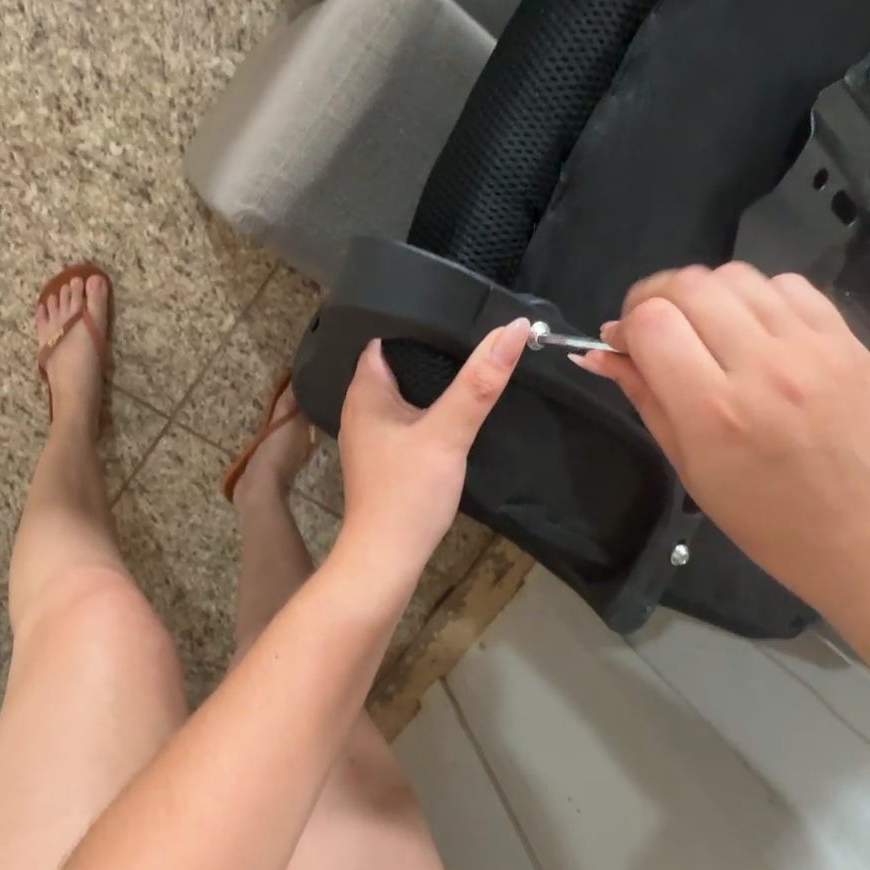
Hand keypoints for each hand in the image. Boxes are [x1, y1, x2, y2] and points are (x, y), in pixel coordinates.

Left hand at [337, 320, 529, 568]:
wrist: (386, 556)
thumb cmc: (408, 491)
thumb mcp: (448, 432)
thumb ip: (479, 383)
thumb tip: (511, 330)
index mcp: (364, 391)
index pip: (384, 340)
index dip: (416, 325)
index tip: (454, 313)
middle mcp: (359, 408)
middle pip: (394, 366)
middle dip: (427, 352)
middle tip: (471, 336)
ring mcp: (368, 435)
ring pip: (400, 395)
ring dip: (427, 383)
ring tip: (467, 366)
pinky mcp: (381, 458)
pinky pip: (404, 420)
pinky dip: (424, 411)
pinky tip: (449, 413)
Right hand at [573, 263, 869, 604]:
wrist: (869, 540)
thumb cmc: (763, 518)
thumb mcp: (686, 465)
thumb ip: (643, 396)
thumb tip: (600, 353)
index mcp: (713, 410)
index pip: (650, 322)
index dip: (626, 325)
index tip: (625, 346)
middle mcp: (763, 368)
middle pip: (688, 285)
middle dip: (656, 298)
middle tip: (654, 330)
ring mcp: (812, 349)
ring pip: (735, 275)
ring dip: (704, 293)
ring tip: (704, 327)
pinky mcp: (848, 341)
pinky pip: (788, 285)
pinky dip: (756, 296)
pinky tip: (753, 329)